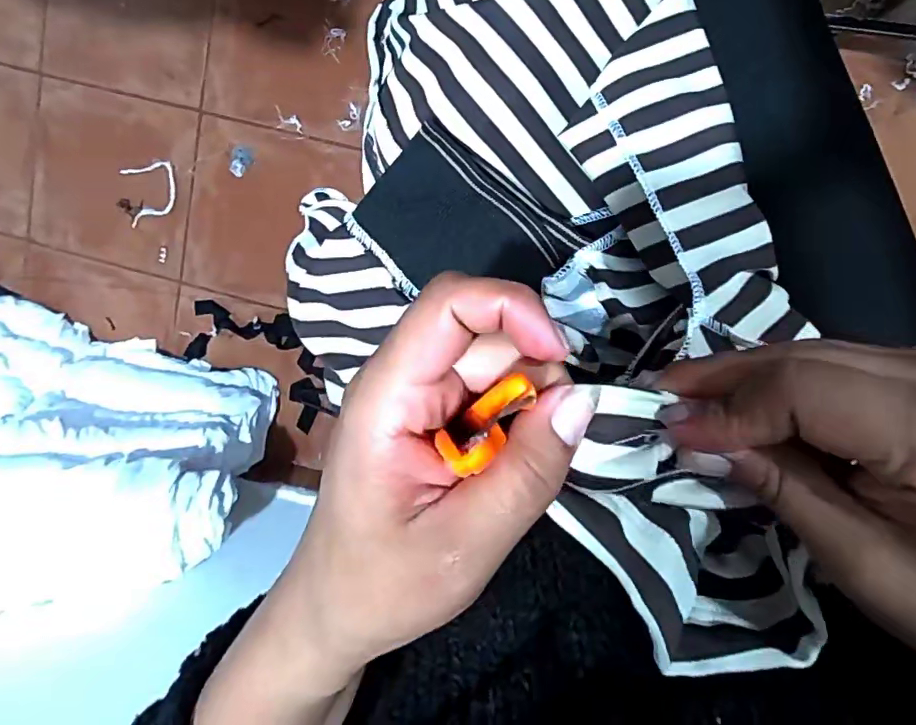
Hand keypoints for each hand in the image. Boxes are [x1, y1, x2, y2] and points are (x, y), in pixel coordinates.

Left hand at [196, 274, 595, 724]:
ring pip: (498, 352)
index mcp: (391, 393)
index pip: (449, 303)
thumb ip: (528, 473)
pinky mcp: (440, 406)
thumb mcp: (465, 545)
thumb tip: (580, 399)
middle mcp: (405, 374)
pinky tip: (511, 458)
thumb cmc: (382, 584)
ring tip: (521, 460)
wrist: (335, 611)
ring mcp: (422, 388)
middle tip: (548, 432)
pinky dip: (522, 409)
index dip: (511, 307)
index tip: (558, 354)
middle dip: (533, 364)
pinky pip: (496, 382)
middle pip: (483, 326)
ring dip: (531, 392)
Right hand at [659, 341, 915, 724]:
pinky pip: (838, 366)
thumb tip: (700, 440)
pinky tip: (750, 400)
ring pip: (815, 354)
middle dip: (728, 379)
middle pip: (804, 359)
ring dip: (751, 376)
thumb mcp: (867, 570)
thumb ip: (783, 489)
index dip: (729, 408)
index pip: (803, 391)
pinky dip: (787, 384)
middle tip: (663, 394)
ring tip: (692, 396)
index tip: (667, 426)